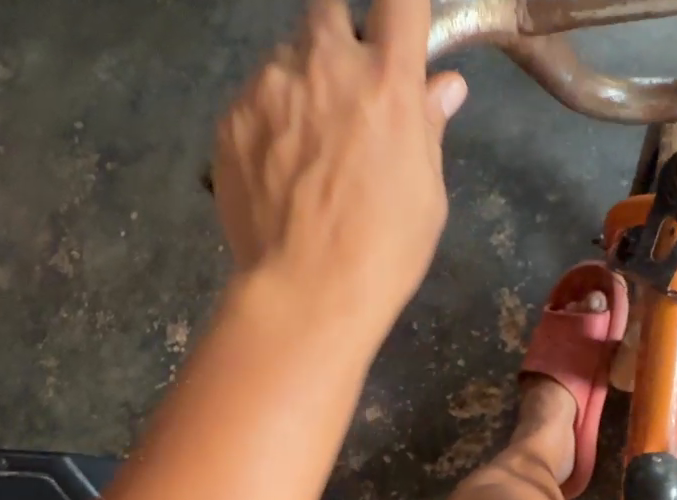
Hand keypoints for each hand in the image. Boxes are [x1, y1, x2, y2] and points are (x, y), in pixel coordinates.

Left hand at [213, 0, 467, 326]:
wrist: (306, 293)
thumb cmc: (384, 251)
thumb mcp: (427, 195)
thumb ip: (429, 128)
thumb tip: (445, 85)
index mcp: (386, 81)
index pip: (400, 0)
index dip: (403, 13)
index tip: (402, 34)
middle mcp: (325, 64)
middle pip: (330, 8)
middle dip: (341, 38)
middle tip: (348, 94)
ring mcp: (269, 87)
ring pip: (286, 57)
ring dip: (301, 84)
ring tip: (306, 148)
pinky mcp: (231, 118)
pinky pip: (254, 100)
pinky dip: (268, 122)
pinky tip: (278, 172)